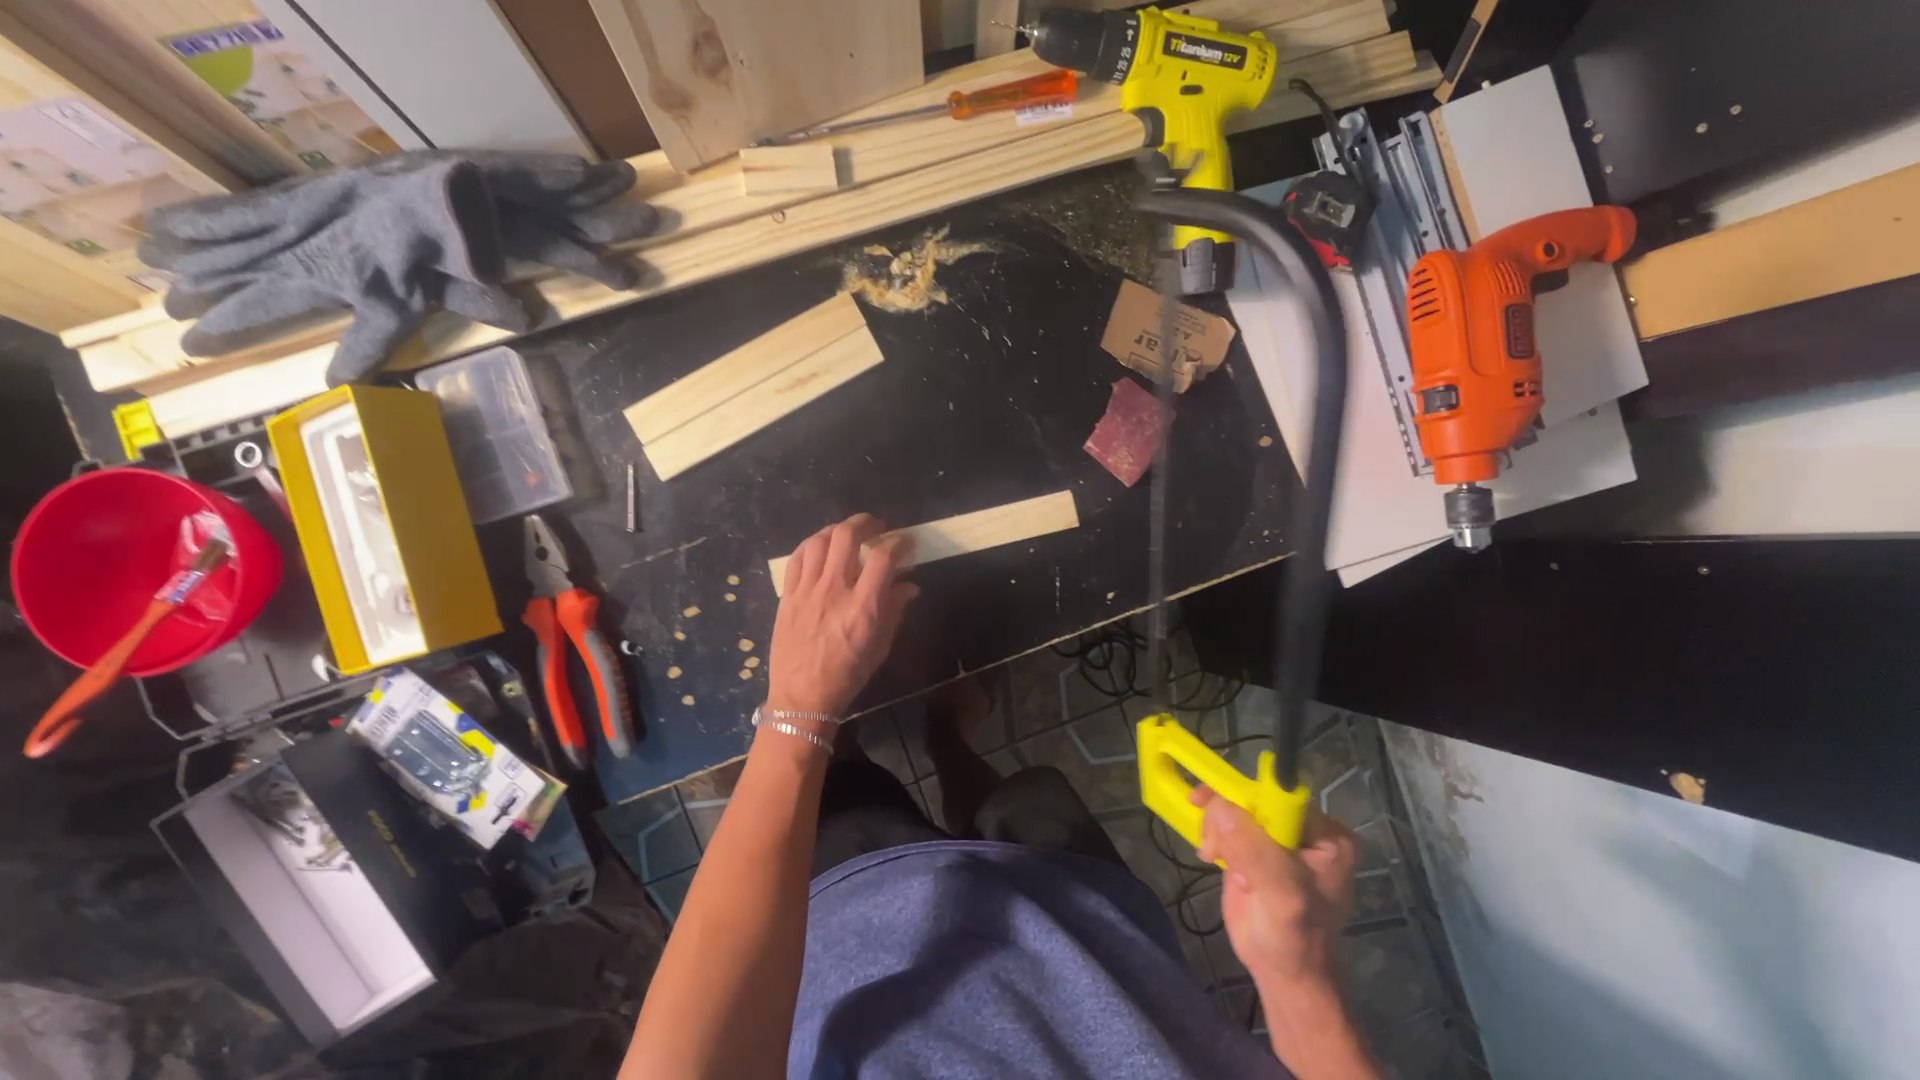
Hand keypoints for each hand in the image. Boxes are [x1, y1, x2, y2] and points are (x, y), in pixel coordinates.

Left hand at [766, 514, 918, 718]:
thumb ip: (895, 610)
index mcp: (862, 608)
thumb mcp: (880, 647)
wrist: (802, 697)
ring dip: (837, 530)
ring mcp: (806, 591)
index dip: (899, 543)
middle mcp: (834, 591)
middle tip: (876, 527)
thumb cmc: (848, 676)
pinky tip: (821, 547)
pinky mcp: (787, 595)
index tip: (906, 543)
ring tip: (848, 533)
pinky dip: (812, 545)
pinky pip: (798, 557)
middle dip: (866, 523)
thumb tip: (909, 585)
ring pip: (819, 540)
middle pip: (847, 537)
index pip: (883, 558)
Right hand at [1193, 787, 1356, 992]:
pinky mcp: (1255, 848)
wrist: (1284, 972)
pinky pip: (1228, 826)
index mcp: (1327, 835)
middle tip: (1214, 849)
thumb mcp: (1282, 894)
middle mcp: (1305, 831)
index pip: (1282, 796)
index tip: (1209, 800)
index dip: (1247, 796)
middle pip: (1255, 799)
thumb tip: (1220, 806)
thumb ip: (1254, 850)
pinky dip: (1214, 837)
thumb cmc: (1294, 937)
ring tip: (1216, 858)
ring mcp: (1278, 839)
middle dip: (1227, 819)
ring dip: (1218, 832)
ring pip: (1236, 811)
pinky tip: (1214, 857)